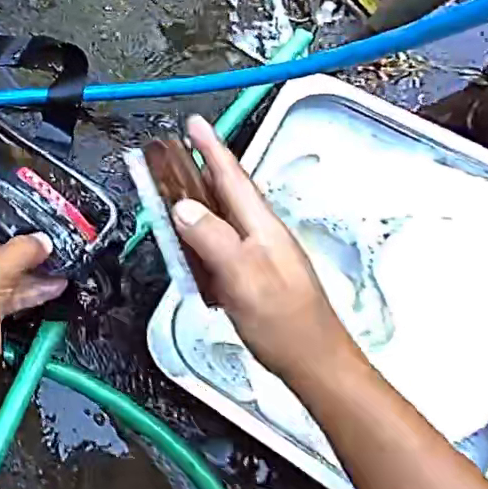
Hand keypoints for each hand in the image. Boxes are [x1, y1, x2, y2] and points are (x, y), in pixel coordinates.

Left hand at [0, 220, 67, 388]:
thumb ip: (23, 249)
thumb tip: (42, 239)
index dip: (13, 219)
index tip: (39, 219)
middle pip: (5, 247)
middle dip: (30, 246)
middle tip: (56, 242)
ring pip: (15, 272)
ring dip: (38, 269)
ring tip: (63, 262)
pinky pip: (18, 294)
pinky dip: (36, 290)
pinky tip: (56, 285)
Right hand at [171, 115, 360, 385]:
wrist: (314, 363)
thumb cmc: (287, 325)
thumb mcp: (245, 278)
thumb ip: (214, 239)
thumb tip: (183, 208)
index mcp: (262, 227)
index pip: (232, 177)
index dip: (210, 148)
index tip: (193, 125)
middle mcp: (261, 234)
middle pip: (225, 191)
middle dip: (199, 166)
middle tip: (174, 152)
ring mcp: (258, 253)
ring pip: (221, 214)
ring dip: (197, 198)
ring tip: (173, 190)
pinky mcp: (252, 272)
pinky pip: (219, 240)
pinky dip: (199, 231)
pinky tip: (189, 240)